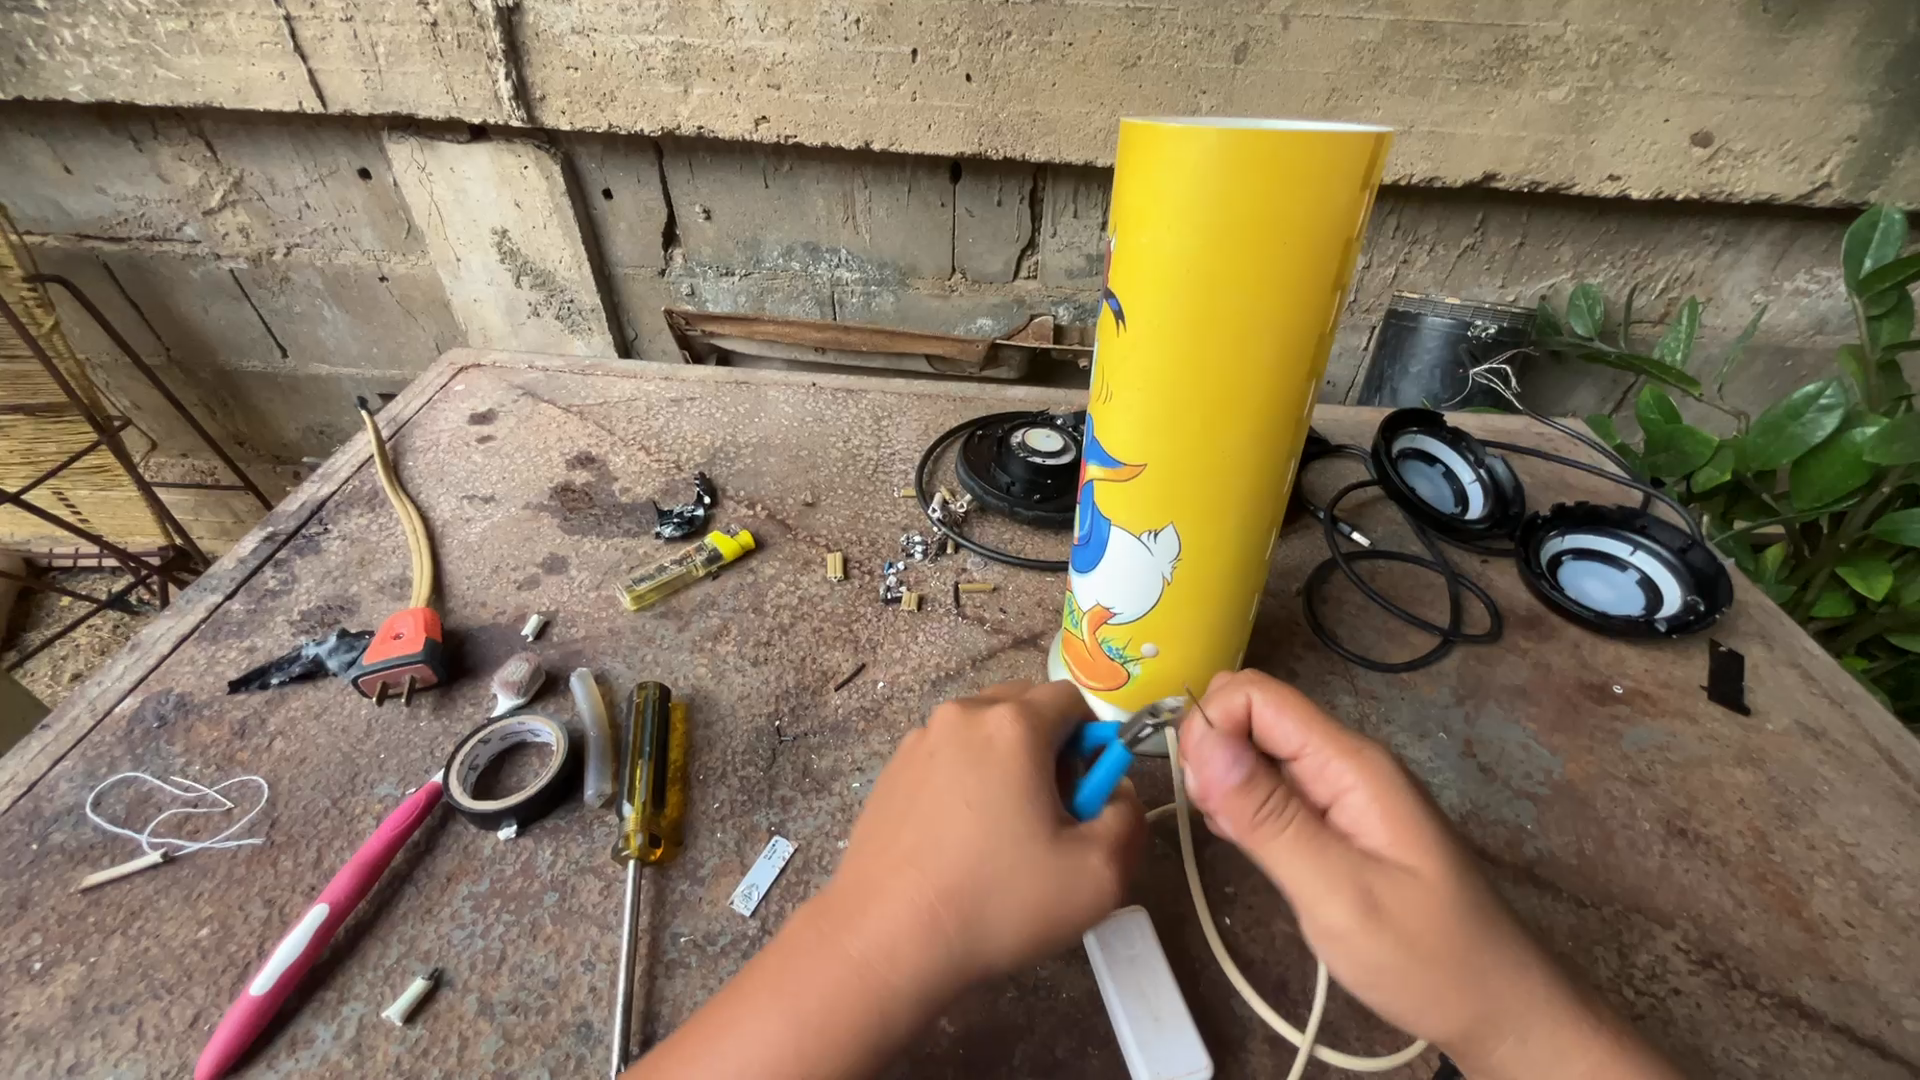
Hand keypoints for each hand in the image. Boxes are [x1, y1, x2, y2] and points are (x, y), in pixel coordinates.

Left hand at [827, 679, 1145, 991]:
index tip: (1085, 791)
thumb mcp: (1098, 875)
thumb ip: (1128, 817)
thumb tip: (1114, 790)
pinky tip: (958, 835)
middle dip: (1050, 745)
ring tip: (1001, 827)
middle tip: (1049, 809)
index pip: (1071, 697)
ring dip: (1006, 759)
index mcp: (1012, 724)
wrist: (886, 936)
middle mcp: (962, 714)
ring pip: (984, 729)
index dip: (1093, 739)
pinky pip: (948, 753)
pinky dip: (966, 775)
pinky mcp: (892, 767)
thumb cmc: (997, 901)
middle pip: (1025, 705)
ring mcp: (920, 738)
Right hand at [1177, 669, 1679, 1079]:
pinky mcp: (1330, 813)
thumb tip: (1201, 740)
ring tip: (1233, 837)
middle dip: (1212, 748)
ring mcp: (1336, 786)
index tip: (1200, 789)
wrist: (1502, 1013)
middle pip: (1251, 710)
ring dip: (1222, 777)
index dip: (1212, 725)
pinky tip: (1245, 842)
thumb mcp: (1338, 893)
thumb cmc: (1425, 958)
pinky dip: (1240, 801)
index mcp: (1348, 762)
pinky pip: (1267, 781)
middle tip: (1215, 817)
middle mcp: (1340, 759)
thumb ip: (1266, 815)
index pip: (1255, 694)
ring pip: (1254, 745)